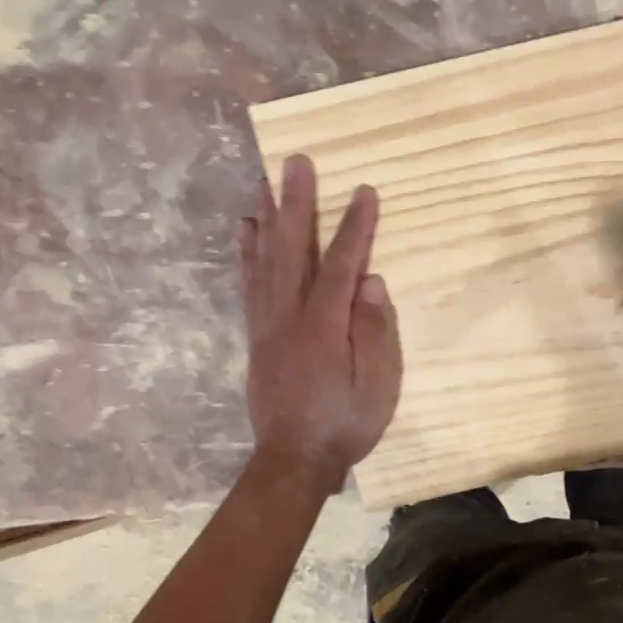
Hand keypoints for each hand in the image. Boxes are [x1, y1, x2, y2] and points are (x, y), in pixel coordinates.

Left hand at [240, 154, 401, 490]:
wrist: (294, 460)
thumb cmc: (345, 426)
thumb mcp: (377, 388)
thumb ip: (374, 334)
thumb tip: (372, 283)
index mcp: (323, 329)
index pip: (340, 267)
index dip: (354, 228)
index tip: (364, 190)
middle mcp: (288, 317)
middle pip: (291, 250)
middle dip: (297, 203)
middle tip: (297, 162)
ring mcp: (266, 326)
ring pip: (264, 261)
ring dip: (267, 217)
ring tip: (266, 180)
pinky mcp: (256, 336)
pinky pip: (248, 284)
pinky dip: (246, 253)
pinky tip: (246, 230)